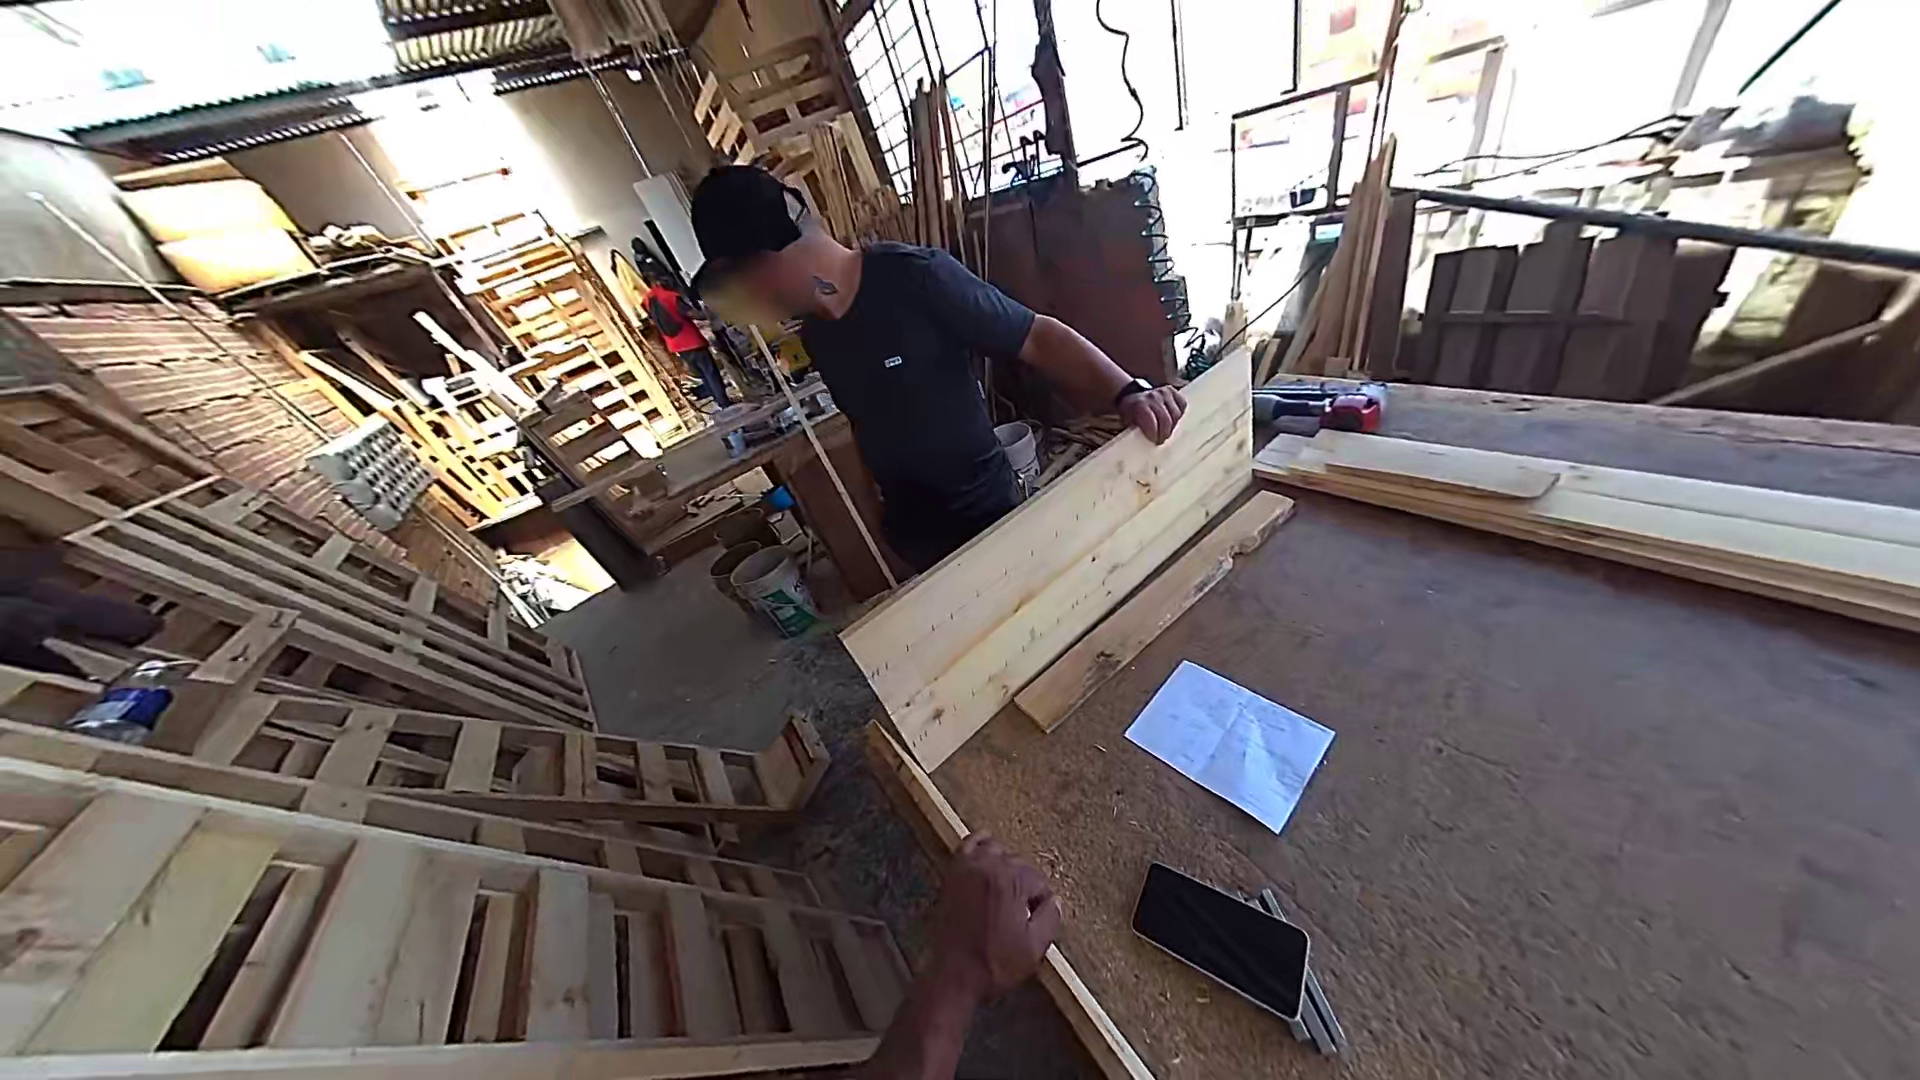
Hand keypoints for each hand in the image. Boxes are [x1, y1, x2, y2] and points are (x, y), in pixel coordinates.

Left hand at [926, 833, 1062, 1004]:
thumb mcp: (1033, 949)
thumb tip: (1055, 900)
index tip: (1036, 918)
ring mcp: (969, 866)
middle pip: (1018, 864)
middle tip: (1021, 911)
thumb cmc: (995, 963)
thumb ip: (1049, 919)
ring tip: (1006, 889)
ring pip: (996, 850)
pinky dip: (979, 842)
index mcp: (1012, 881)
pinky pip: (968, 844)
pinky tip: (986, 848)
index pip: (1038, 880)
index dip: (1040, 901)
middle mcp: (991, 865)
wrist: (954, 975)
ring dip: (1004, 865)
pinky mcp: (953, 871)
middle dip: (1024, 884)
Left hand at [1117, 385, 1186, 444]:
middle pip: (1166, 419)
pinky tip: (1172, 420)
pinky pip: (1182, 405)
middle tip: (1160, 440)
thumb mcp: (1126, 423)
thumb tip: (1142, 444)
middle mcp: (1153, 397)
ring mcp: (1164, 393)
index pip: (1151, 421)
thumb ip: (1135, 431)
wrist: (1132, 396)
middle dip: (1164, 433)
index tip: (1154, 441)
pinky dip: (1178, 415)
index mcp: (1139, 405)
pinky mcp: (1173, 391)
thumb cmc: (1130, 413)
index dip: (1154, 433)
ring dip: (1172, 426)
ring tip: (1165, 432)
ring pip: (1176, 414)